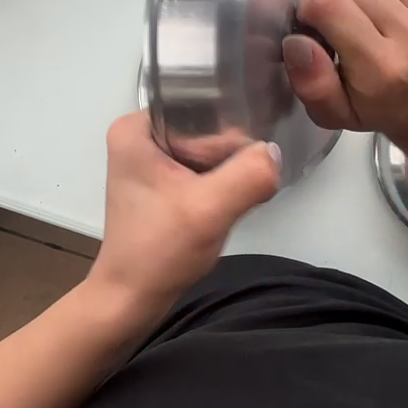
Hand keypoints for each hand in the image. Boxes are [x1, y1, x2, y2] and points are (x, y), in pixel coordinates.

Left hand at [89, 112, 280, 302]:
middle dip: (230, 154)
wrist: (133, 298)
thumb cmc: (158, 252)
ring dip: (227, 171)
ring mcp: (149, 161)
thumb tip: (274, 153)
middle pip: (206, 128)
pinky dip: (219, 184)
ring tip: (232, 195)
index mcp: (134, 128)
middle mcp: (137, 137)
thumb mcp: (209, 209)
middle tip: (242, 183)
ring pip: (208, 149)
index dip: (231, 133)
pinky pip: (202, 168)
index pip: (200, 109)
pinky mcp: (161, 183)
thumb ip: (248, 176)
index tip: (248, 161)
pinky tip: (224, 203)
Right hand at [283, 0, 407, 156]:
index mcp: (383, 67)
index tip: (315, 27)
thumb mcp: (334, 115)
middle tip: (343, 26)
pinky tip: (392, 11)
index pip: (330, 4)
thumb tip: (297, 41)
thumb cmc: (380, 111)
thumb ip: (310, 83)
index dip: (311, 8)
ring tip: (368, 16)